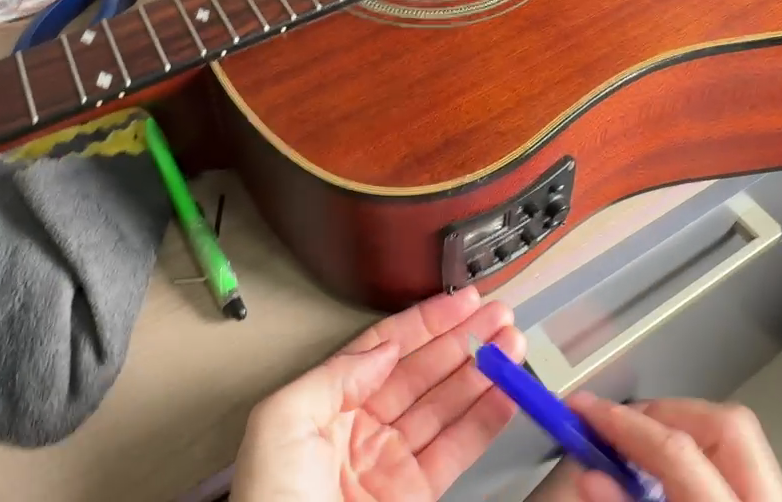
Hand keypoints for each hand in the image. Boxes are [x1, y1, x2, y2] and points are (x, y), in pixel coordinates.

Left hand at [233, 287, 527, 501]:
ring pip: (446, 406)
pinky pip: (457, 451)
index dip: (427, 322)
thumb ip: (334, 375)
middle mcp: (363, 428)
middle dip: (464, 340)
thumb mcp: (281, 422)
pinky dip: (485, 421)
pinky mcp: (415, 497)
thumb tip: (382, 347)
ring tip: (512, 347)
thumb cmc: (269, 501)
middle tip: (498, 316)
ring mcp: (391, 462)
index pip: (387, 349)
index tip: (461, 301)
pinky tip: (505, 397)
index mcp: (328, 404)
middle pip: (423, 371)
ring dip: (483, 374)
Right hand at [528, 393, 781, 501]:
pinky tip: (667, 482)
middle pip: (726, 427)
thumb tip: (591, 476)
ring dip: (682, 431)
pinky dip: (700, 459)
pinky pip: (739, 471)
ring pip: (738, 442)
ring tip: (635, 450)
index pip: (679, 454)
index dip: (624, 425)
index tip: (584, 412)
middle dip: (663, 412)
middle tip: (614, 424)